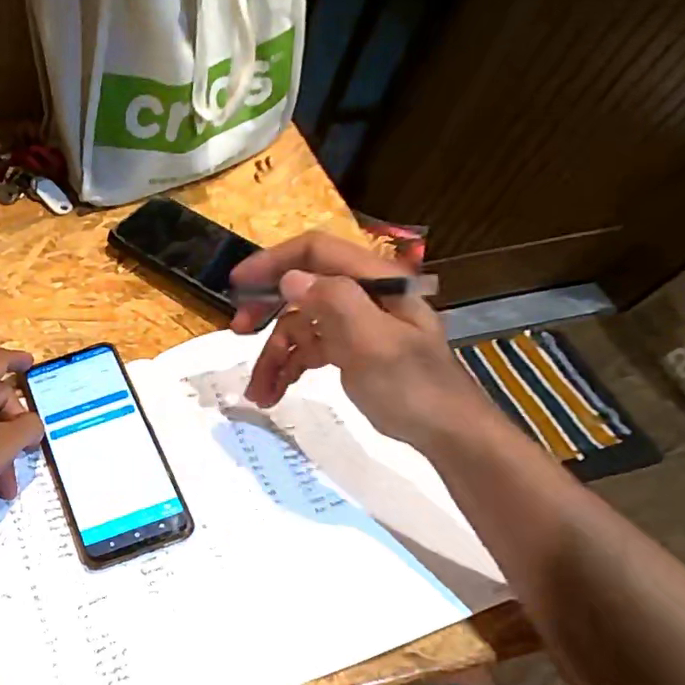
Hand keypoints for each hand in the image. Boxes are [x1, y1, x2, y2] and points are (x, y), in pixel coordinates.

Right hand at [228, 231, 496, 449]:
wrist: (447, 432)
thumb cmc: (414, 387)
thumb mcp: (374, 344)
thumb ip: (335, 304)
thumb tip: (289, 279)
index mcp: (374, 282)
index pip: (316, 252)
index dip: (273, 261)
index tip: (237, 283)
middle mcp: (362, 296)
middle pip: (301, 288)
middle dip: (267, 311)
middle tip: (237, 332)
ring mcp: (355, 324)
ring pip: (299, 326)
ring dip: (273, 356)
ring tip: (257, 392)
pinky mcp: (350, 351)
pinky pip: (307, 351)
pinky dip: (287, 370)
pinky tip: (273, 394)